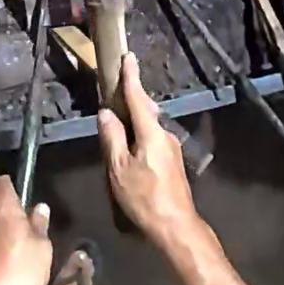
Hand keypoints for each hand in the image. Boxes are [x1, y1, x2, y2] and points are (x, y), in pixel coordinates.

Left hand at [0, 175, 53, 284]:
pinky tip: (11, 268)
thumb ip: (40, 226)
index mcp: (3, 209)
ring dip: (6, 236)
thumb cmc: (20, 270)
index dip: (13, 185)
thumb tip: (40, 207)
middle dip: (13, 215)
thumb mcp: (43, 249)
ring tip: (24, 251)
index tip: (23, 193)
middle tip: (31, 229)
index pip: (3, 184)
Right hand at [98, 54, 205, 249]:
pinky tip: (130, 141)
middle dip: (133, 95)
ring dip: (136, 115)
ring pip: (150, 123)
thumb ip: (112, 138)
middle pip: (146, 109)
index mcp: (151, 133)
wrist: (177, 227)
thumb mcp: (119, 169)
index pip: (138, 98)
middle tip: (118, 85)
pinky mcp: (172, 161)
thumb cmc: (145, 197)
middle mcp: (165, 135)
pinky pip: (153, 136)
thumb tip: (106, 113)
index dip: (131, 77)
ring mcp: (171, 148)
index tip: (128, 57)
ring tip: (119, 114)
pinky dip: (140, 131)